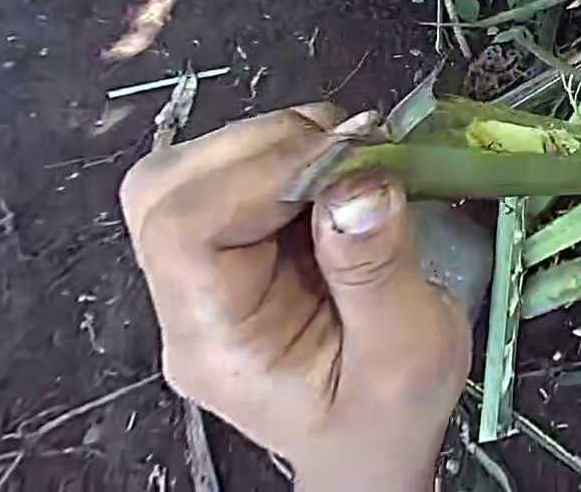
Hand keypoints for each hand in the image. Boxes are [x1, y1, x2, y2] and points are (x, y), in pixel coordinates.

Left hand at [121, 103, 469, 490]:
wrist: (377, 439)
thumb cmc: (391, 412)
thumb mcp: (406, 350)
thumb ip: (380, 269)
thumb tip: (362, 182)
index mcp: (218, 337)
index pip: (189, 227)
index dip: (269, 174)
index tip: (359, 159)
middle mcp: (197, 293)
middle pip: (174, 186)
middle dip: (272, 147)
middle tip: (357, 152)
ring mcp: (218, 266)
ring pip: (202, 167)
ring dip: (288, 141)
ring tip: (358, 156)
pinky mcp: (252, 240)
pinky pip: (248, 167)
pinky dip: (303, 145)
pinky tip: (350, 165)